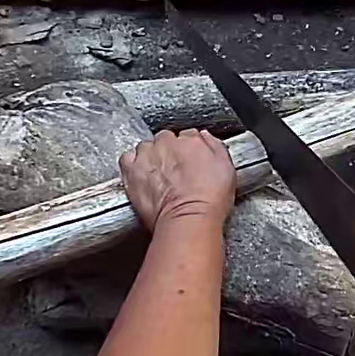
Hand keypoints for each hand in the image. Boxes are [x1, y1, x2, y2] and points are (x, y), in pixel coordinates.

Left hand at [120, 129, 235, 229]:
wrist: (189, 219)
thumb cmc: (209, 201)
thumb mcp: (227, 170)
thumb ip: (215, 146)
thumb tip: (205, 136)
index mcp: (192, 140)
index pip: (187, 136)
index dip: (188, 150)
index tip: (188, 162)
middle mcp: (168, 143)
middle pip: (165, 139)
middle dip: (168, 152)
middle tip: (174, 172)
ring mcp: (148, 155)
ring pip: (145, 147)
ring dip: (150, 157)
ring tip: (157, 177)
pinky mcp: (132, 170)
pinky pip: (127, 158)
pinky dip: (132, 165)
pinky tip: (140, 176)